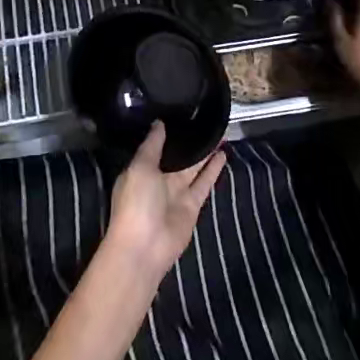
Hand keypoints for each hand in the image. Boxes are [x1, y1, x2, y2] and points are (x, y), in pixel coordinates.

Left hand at [102, 122, 226, 284]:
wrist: (145, 246)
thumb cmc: (136, 203)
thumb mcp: (140, 167)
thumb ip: (152, 145)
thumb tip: (159, 123)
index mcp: (140, 171)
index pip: (154, 147)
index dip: (167, 133)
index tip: (179, 114)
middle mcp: (158, 180)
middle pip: (177, 157)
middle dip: (189, 141)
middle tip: (205, 119)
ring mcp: (176, 193)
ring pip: (193, 167)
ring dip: (205, 152)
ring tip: (219, 131)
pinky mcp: (192, 205)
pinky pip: (204, 182)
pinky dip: (213, 169)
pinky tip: (223, 153)